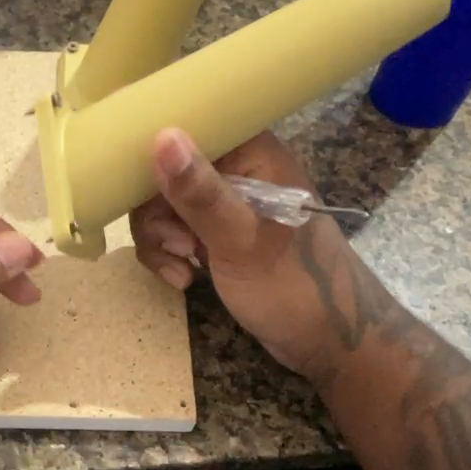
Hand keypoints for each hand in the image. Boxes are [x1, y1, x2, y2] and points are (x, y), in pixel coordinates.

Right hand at [130, 129, 392, 387]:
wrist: (325, 340)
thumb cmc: (291, 286)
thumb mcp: (239, 240)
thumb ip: (199, 193)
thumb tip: (161, 136)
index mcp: (252, 154)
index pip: (188, 129)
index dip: (156, 156)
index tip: (145, 193)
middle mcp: (238, 171)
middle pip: (166, 172)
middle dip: (158, 214)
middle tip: (179, 246)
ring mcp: (227, 206)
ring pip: (164, 207)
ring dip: (161, 241)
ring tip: (182, 269)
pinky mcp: (218, 237)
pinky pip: (174, 234)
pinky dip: (170, 256)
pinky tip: (184, 280)